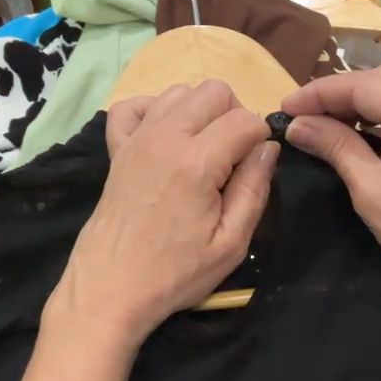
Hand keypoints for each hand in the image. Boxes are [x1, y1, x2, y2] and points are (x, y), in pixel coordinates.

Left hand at [53, 81, 276, 342]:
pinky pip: (135, 105)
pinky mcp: (116, 149)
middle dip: (235, 116)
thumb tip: (268, 148)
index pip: (246, 120)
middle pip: (214, 91)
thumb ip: (254, 190)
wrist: (112, 289)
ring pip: (180, 91)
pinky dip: (156, 111)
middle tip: (235, 158)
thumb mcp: (231, 244)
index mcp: (197, 162)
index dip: (262, 139)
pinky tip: (168, 139)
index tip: (257, 168)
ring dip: (201, 112)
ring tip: (205, 152)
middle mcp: (165, 137)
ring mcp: (136, 139)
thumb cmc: (177, 274)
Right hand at [281, 63, 380, 298]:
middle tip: (303, 116)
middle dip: (337, 93)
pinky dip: (377, 112)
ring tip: (322, 122)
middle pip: (379, 79)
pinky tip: (351, 129)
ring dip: (356, 100)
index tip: (286, 106)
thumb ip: (335, 147)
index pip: (362, 85)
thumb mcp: (370, 189)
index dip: (319, 92)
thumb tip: (297, 124)